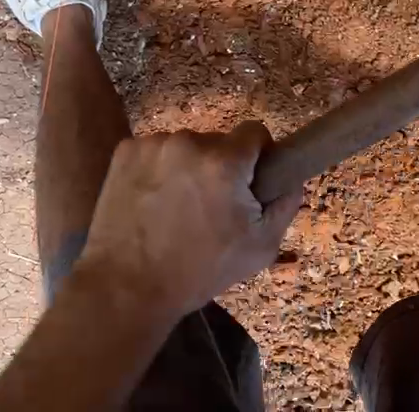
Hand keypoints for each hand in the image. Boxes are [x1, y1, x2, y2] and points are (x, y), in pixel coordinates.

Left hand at [71, 122, 301, 321]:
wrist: (126, 287)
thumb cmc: (198, 271)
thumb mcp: (259, 249)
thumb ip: (284, 205)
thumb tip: (292, 178)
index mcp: (224, 161)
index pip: (255, 132)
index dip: (258, 156)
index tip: (250, 182)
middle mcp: (189, 141)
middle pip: (218, 143)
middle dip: (220, 167)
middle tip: (210, 207)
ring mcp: (154, 143)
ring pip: (185, 148)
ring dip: (188, 169)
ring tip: (176, 210)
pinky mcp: (125, 150)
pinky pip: (155, 152)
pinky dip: (157, 171)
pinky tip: (151, 203)